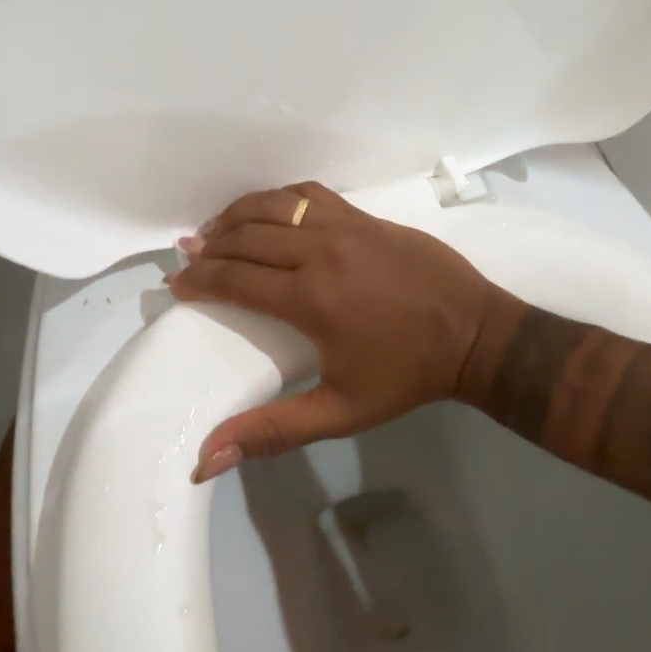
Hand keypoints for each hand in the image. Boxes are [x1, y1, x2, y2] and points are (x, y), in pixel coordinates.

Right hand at [167, 182, 520, 482]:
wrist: (474, 335)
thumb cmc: (405, 376)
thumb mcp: (339, 413)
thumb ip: (272, 430)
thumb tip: (207, 458)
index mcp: (311, 299)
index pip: (235, 278)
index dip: (198, 280)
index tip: (176, 284)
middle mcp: (322, 252)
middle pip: (247, 236)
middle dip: (210, 246)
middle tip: (188, 256)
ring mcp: (347, 226)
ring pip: (274, 205)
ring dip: (238, 214)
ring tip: (217, 230)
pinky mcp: (366, 215)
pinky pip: (310, 193)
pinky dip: (279, 197)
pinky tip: (269, 211)